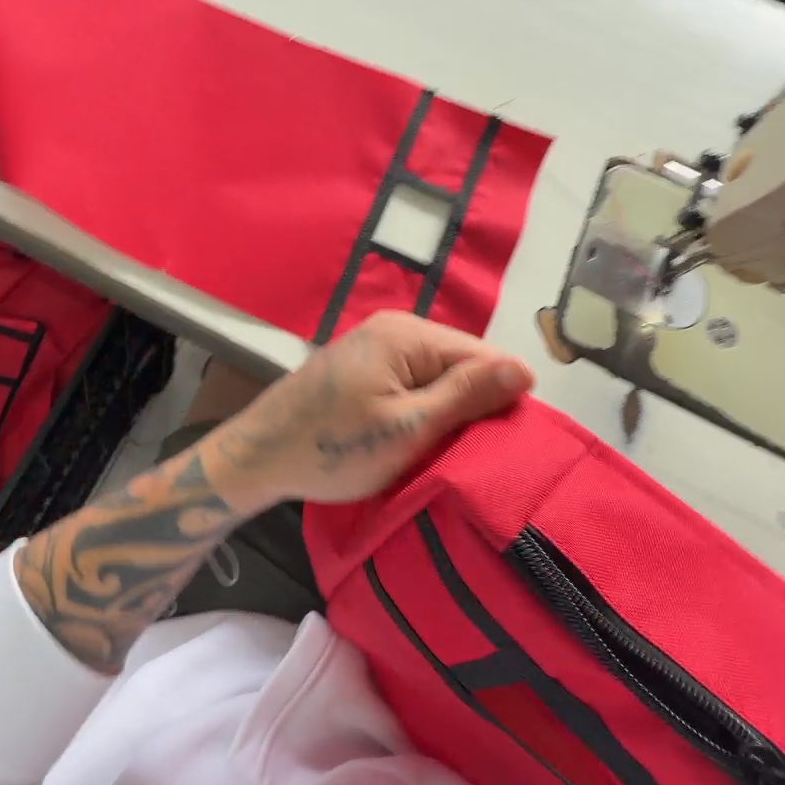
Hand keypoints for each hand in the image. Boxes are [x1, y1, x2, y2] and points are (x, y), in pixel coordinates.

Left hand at [199, 311, 532, 512]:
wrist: (259, 456)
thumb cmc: (333, 448)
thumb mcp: (408, 428)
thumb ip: (466, 395)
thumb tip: (526, 368)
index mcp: (407, 333)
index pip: (483, 356)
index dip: (500, 399)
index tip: (505, 445)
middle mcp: (392, 328)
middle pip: (459, 364)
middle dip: (472, 406)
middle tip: (476, 454)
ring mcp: (372, 347)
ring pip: (434, 378)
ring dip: (445, 413)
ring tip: (449, 452)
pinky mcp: (359, 369)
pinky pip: (409, 384)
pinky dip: (419, 411)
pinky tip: (418, 441)